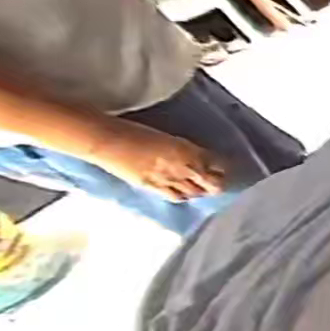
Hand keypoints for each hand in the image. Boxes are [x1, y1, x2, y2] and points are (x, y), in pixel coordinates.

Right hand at [88, 121, 225, 201]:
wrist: (108, 140)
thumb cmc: (138, 133)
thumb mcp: (174, 140)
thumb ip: (190, 152)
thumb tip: (199, 160)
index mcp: (194, 152)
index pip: (221, 166)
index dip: (221, 170)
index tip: (219, 170)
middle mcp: (188, 168)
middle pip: (215, 184)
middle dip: (217, 185)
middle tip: (214, 184)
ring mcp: (171, 179)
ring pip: (197, 193)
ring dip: (199, 192)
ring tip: (197, 189)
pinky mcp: (152, 187)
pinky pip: (175, 197)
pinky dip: (181, 196)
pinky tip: (180, 194)